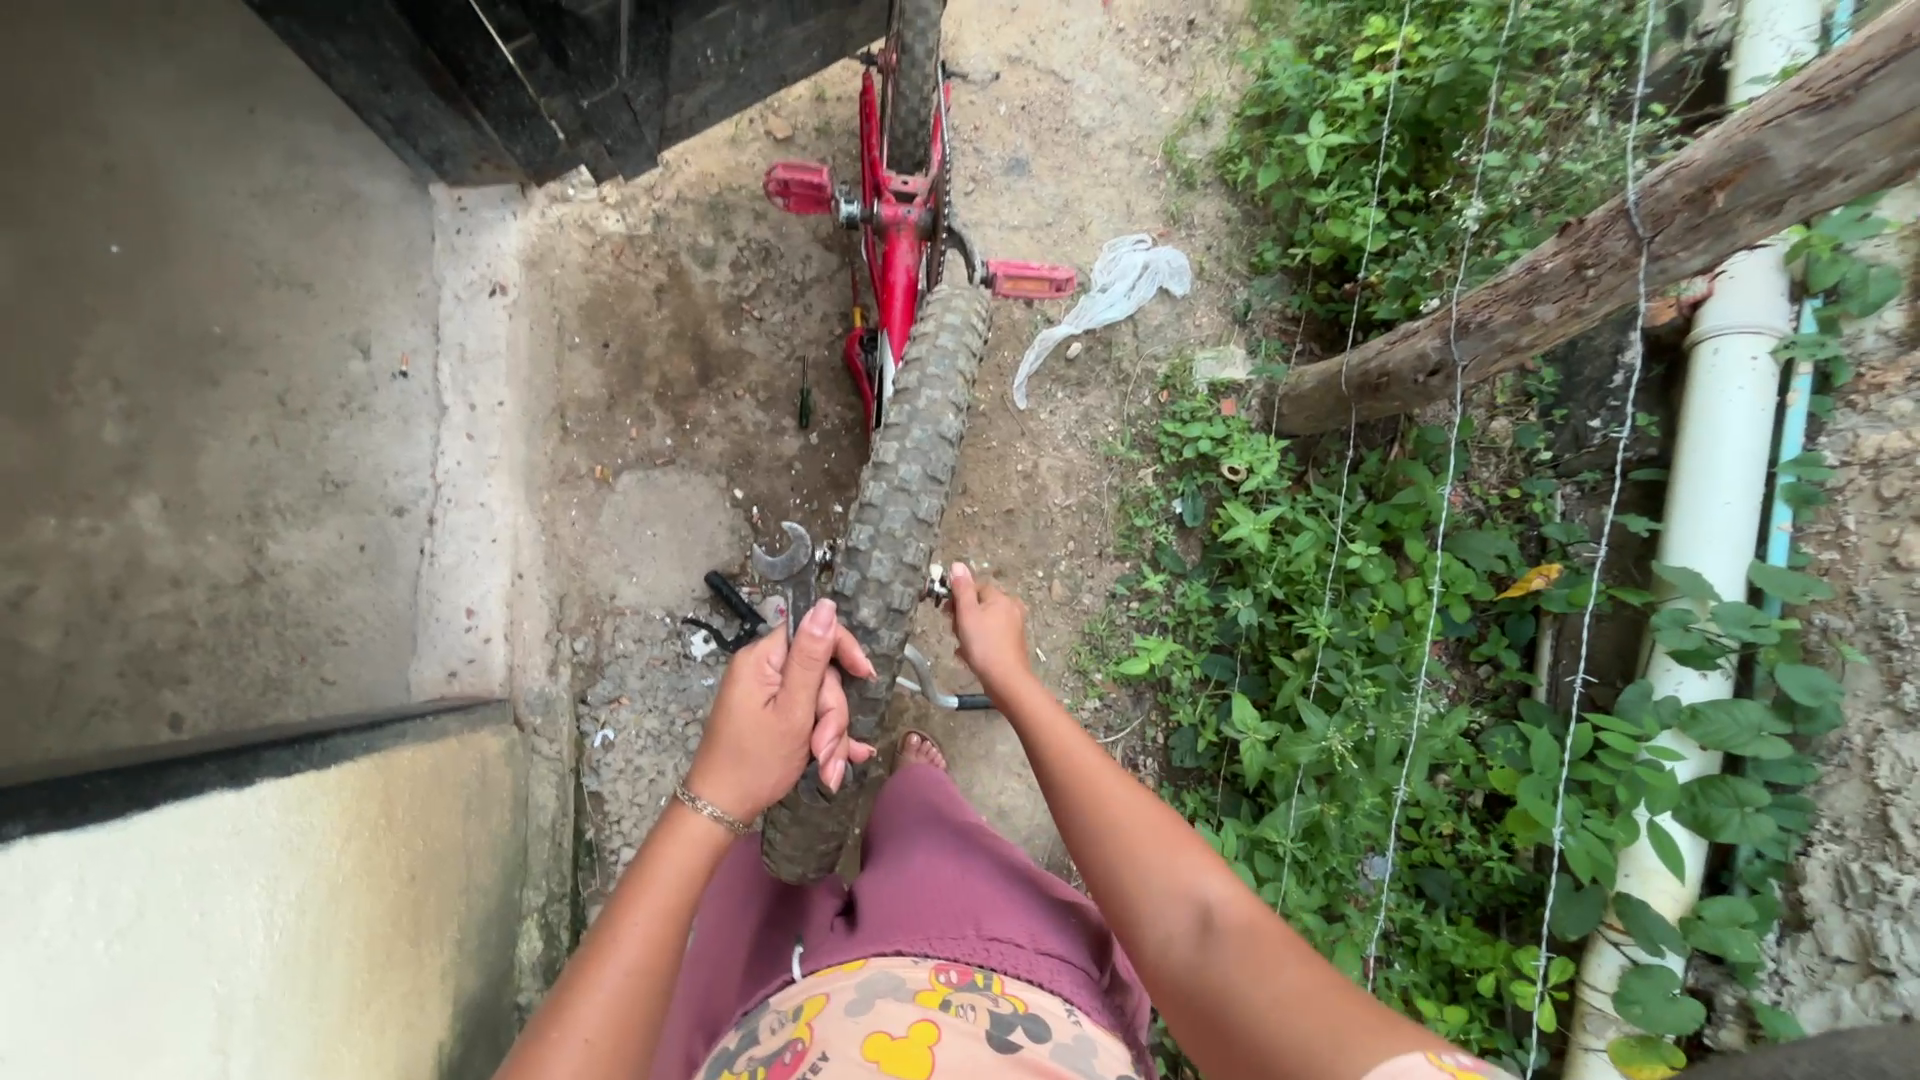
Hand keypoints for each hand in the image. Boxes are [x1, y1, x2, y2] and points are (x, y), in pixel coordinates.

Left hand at [684, 599, 877, 821]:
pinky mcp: (772, 715)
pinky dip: (822, 738)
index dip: (843, 651)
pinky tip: (835, 764)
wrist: (721, 810)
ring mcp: (767, 694)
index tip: (866, 676)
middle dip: (832, 714)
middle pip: (820, 675)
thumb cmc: (756, 761)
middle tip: (826, 749)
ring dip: (830, 734)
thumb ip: (812, 657)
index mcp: (762, 659)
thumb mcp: (793, 710)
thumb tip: (827, 604)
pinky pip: (807, 715)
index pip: (812, 632)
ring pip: (818, 700)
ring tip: (828, 769)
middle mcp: (763, 670)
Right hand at [947, 562, 1033, 690]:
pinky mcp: (1012, 643)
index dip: (958, 598)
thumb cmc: (984, 645)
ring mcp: (1013, 626)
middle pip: (978, 604)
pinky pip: (989, 636)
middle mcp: (1011, 608)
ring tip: (963, 647)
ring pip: (982, 621)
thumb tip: (957, 565)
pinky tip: (970, 655)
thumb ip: (961, 589)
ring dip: (968, 632)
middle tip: (957, 633)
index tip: (947, 613)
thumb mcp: (967, 614)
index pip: (974, 587)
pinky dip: (978, 643)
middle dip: (963, 617)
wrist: (1005, 680)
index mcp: (1001, 598)